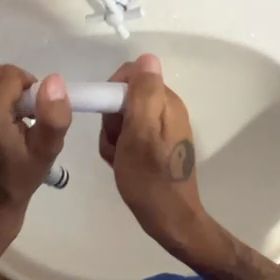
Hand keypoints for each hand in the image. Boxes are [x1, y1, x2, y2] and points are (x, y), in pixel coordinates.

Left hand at [0, 65, 69, 247]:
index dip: (29, 88)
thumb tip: (53, 81)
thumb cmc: (17, 181)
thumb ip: (53, 117)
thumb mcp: (45, 152)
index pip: (10, 75)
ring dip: (3, 97)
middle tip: (25, 120)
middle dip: (16, 91)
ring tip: (10, 127)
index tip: (35, 114)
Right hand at [100, 54, 213, 256]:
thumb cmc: (151, 180)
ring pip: (123, 118)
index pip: (130, 75)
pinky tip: (122, 165)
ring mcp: (163, 129)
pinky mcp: (157, 146)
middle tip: (115, 145)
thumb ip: (143, 94)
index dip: (111, 94)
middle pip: (124, 97)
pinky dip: (120, 149)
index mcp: (166, 103)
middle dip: (111, 120)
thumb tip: (147, 58)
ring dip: (113, 137)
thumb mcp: (141, 134)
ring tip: (118, 159)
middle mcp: (167, 110)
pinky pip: (130, 136)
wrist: (170, 221)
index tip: (108, 121)